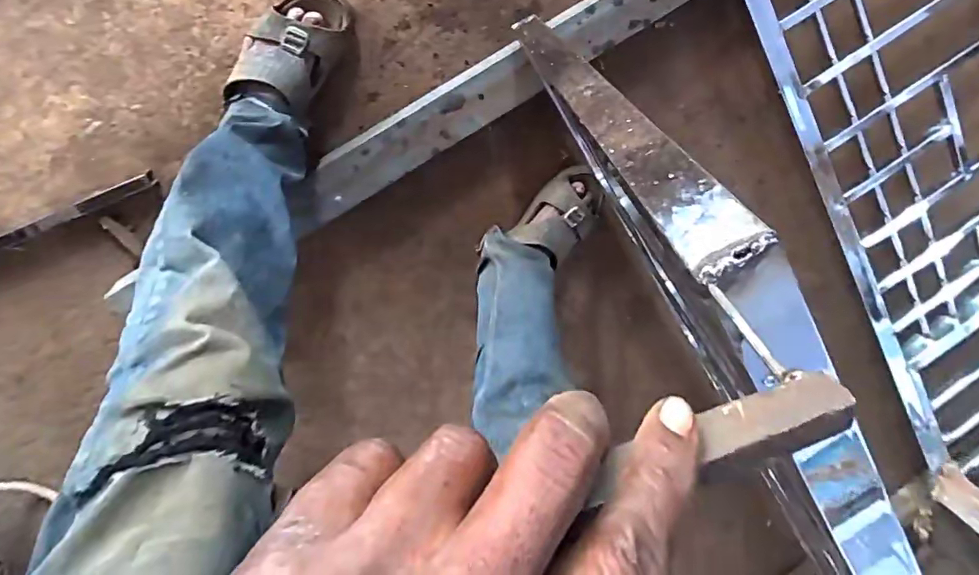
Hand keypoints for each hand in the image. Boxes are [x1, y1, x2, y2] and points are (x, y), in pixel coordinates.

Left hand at [235, 391, 697, 573]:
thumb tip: (604, 541)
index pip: (619, 556)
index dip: (659, 481)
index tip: (676, 424)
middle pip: (547, 462)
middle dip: (575, 428)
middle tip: (579, 422)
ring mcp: (370, 554)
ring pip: (455, 449)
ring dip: (458, 483)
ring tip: (436, 535)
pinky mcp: (301, 534)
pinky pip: (372, 458)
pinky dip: (380, 486)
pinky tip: (367, 535)